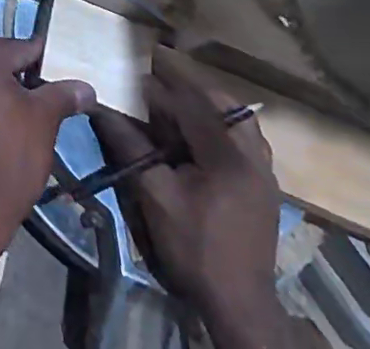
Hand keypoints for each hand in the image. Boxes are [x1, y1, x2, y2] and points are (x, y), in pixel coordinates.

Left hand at [0, 34, 96, 267]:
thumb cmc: (12, 158)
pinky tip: (2, 105)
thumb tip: (86, 88)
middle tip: (33, 68)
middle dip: (9, 52)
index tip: (56, 61)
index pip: (17, 47)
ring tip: (20, 87)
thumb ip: (64, 94)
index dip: (40, 54)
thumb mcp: (45, 120)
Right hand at [91, 54, 284, 348]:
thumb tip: (104, 112)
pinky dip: (221, 122)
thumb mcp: (157, 198)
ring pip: (236, 116)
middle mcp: (253, 151)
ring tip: (178, 94)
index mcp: (228, 153)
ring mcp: (264, 166)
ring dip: (207, 101)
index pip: (192, 103)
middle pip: (221, 101)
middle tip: (159, 70)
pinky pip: (244, 135)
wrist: (240, 303)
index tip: (138, 68)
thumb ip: (133, 149)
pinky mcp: (265, 181)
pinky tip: (202, 129)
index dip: (162, 84)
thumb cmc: (195, 249)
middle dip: (188, 84)